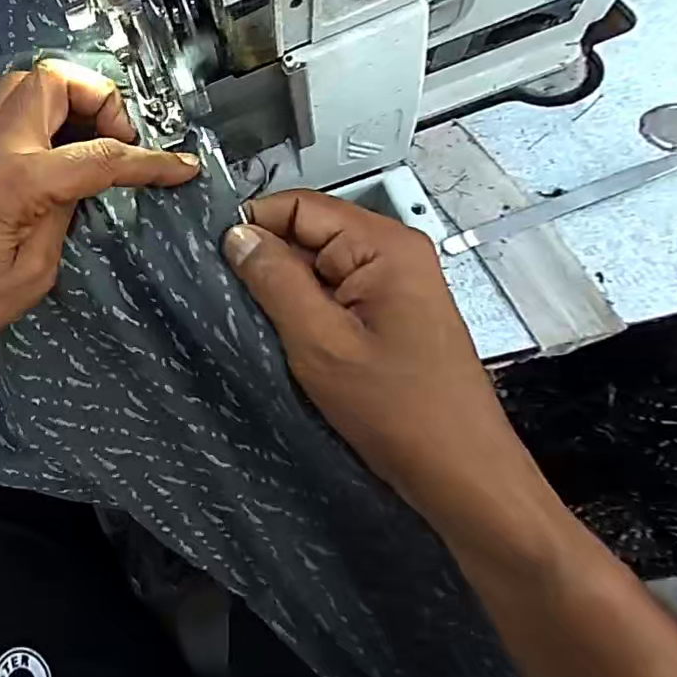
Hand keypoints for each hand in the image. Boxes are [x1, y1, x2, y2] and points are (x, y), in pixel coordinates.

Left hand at [0, 61, 199, 380]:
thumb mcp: (37, 269)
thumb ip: (66, 212)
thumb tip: (86, 181)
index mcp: (17, 179)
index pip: (100, 157)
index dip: (150, 163)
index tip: (182, 167)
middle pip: (55, 80)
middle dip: (101, 100)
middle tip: (121, 141)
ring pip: (28, 81)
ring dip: (70, 98)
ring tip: (93, 138)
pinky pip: (8, 103)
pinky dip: (42, 109)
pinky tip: (57, 146)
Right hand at [223, 191, 541, 533]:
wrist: (458, 470)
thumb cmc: (403, 411)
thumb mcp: (320, 342)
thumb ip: (275, 280)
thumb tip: (239, 235)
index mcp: (384, 245)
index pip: (300, 206)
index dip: (254, 224)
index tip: (218, 257)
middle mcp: (394, 254)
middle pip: (310, 234)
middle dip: (270, 264)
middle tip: (240, 304)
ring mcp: (394, 285)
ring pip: (319, 269)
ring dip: (289, 294)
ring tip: (269, 330)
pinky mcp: (390, 314)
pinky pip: (336, 296)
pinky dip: (309, 314)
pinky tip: (296, 343)